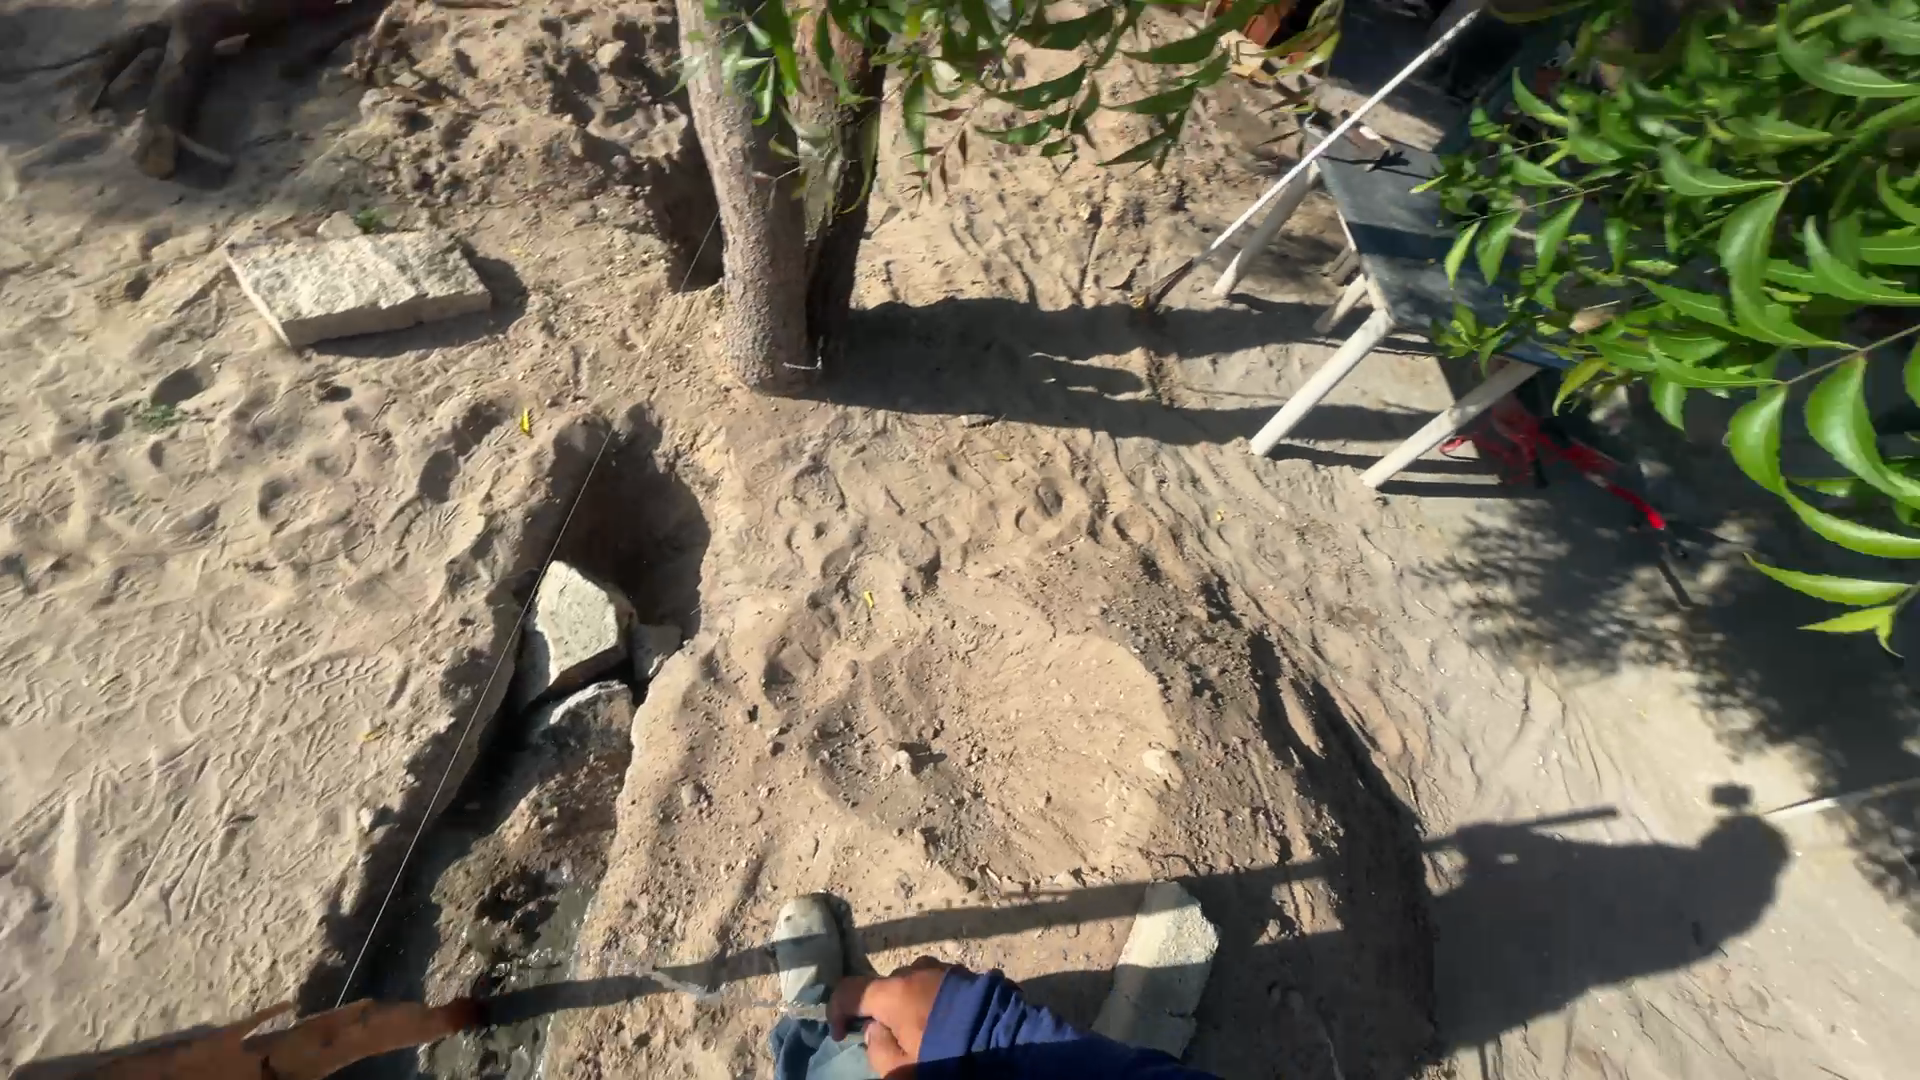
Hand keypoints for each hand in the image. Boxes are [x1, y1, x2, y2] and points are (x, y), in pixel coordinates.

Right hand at [829, 958, 955, 1077]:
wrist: (1004, 1042)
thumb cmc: (946, 1057)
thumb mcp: (903, 1071)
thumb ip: (878, 1051)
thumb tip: (873, 1030)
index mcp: (894, 992)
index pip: (850, 989)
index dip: (837, 1011)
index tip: (842, 1035)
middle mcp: (915, 970)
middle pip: (885, 987)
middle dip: (883, 1011)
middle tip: (893, 1041)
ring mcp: (942, 967)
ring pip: (913, 983)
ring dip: (910, 1004)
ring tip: (926, 1032)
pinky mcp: (964, 973)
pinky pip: (937, 984)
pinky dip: (933, 1000)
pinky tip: (947, 1022)